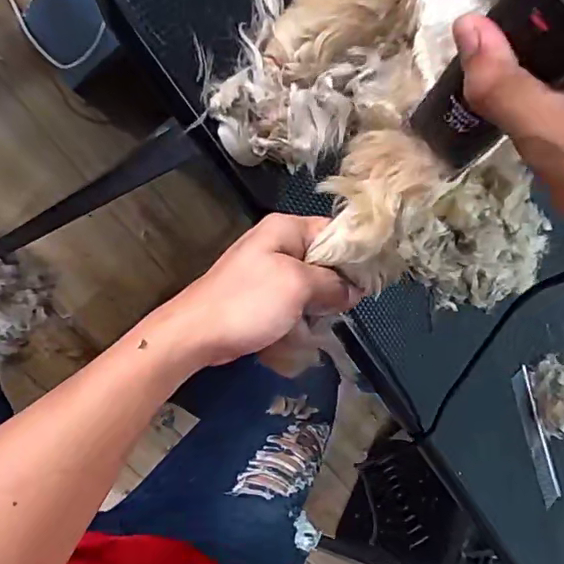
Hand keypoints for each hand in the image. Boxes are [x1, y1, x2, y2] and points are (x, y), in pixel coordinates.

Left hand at [140, 214, 362, 369]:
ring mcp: (267, 272)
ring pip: (310, 290)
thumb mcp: (298, 286)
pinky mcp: (259, 298)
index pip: (335, 231)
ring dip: (311, 312)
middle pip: (324, 264)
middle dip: (331, 290)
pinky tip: (288, 335)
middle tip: (331, 310)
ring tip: (303, 327)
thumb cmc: (247, 302)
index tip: (368, 283)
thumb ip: (333, 283)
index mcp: (285, 228)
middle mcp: (277, 244)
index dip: (354, 256)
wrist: (194, 334)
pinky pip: (291, 307)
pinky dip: (293, 322)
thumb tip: (356, 290)